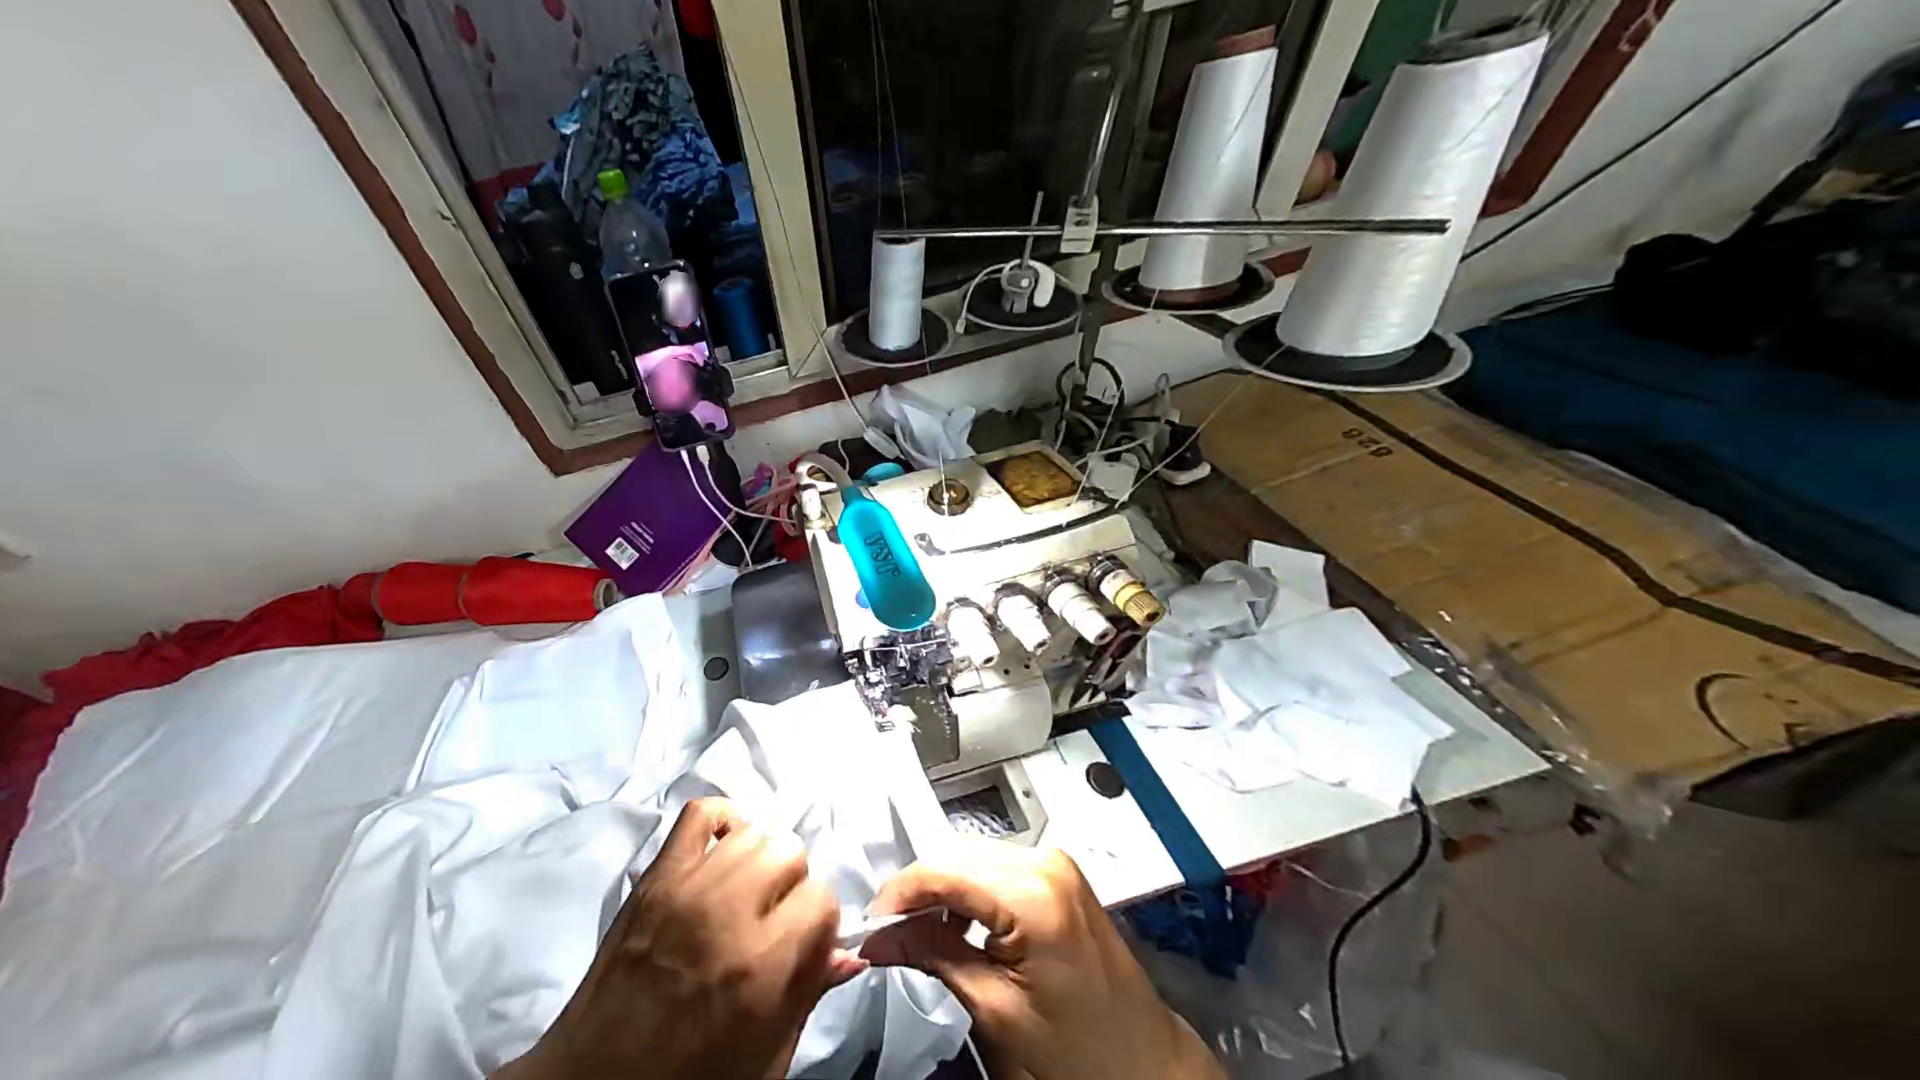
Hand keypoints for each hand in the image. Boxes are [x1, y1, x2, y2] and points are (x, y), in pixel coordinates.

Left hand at [493, 798, 864, 1079]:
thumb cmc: (690, 1079)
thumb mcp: (766, 1058)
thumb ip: (810, 993)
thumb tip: (850, 953)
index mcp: (762, 964)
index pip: (822, 899)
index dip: (820, 922)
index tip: (805, 942)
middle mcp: (729, 913)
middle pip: (791, 853)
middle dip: (793, 885)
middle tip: (773, 918)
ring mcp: (688, 888)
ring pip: (755, 832)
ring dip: (761, 860)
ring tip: (747, 891)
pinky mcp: (655, 878)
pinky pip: (700, 813)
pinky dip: (722, 821)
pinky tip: (724, 851)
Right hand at [861, 839, 1222, 1079]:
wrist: (1140, 1055)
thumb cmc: (1081, 1047)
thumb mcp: (996, 1010)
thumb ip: (935, 956)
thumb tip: (884, 936)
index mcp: (1035, 895)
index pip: (946, 870)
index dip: (900, 894)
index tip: (873, 925)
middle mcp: (1046, 863)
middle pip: (958, 855)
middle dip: (918, 891)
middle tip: (888, 933)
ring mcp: (1054, 863)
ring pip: (973, 856)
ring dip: (941, 889)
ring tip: (917, 933)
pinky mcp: (1056, 872)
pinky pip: (995, 865)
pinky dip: (968, 889)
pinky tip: (955, 923)